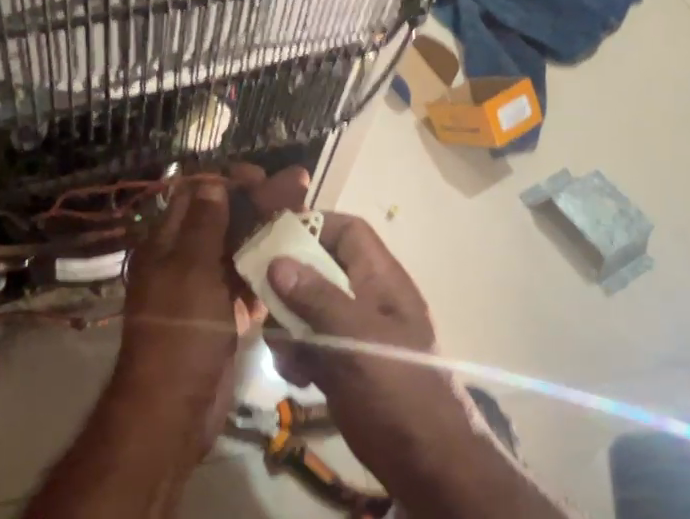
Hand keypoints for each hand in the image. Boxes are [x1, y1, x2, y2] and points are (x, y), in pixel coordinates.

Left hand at [110, 165, 309, 455]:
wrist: (173, 409)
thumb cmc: (179, 331)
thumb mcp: (190, 269)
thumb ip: (203, 223)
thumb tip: (211, 180)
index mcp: (165, 241)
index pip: (197, 193)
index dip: (229, 180)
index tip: (262, 175)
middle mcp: (181, 259)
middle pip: (222, 218)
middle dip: (258, 201)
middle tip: (299, 187)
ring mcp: (202, 289)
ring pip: (237, 250)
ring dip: (267, 233)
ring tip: (306, 217)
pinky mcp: (221, 316)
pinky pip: (245, 284)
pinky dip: (267, 271)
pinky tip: (296, 260)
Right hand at [266, 214, 485, 483]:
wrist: (429, 465)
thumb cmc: (400, 389)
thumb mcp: (358, 336)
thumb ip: (317, 298)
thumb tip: (277, 261)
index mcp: (381, 282)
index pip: (348, 232)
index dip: (314, 225)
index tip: (273, 236)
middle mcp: (364, 301)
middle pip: (318, 269)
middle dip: (287, 283)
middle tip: (261, 297)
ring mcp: (351, 336)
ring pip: (305, 310)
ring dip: (287, 327)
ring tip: (285, 351)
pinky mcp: (340, 368)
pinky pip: (305, 347)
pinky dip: (294, 357)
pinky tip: (296, 377)